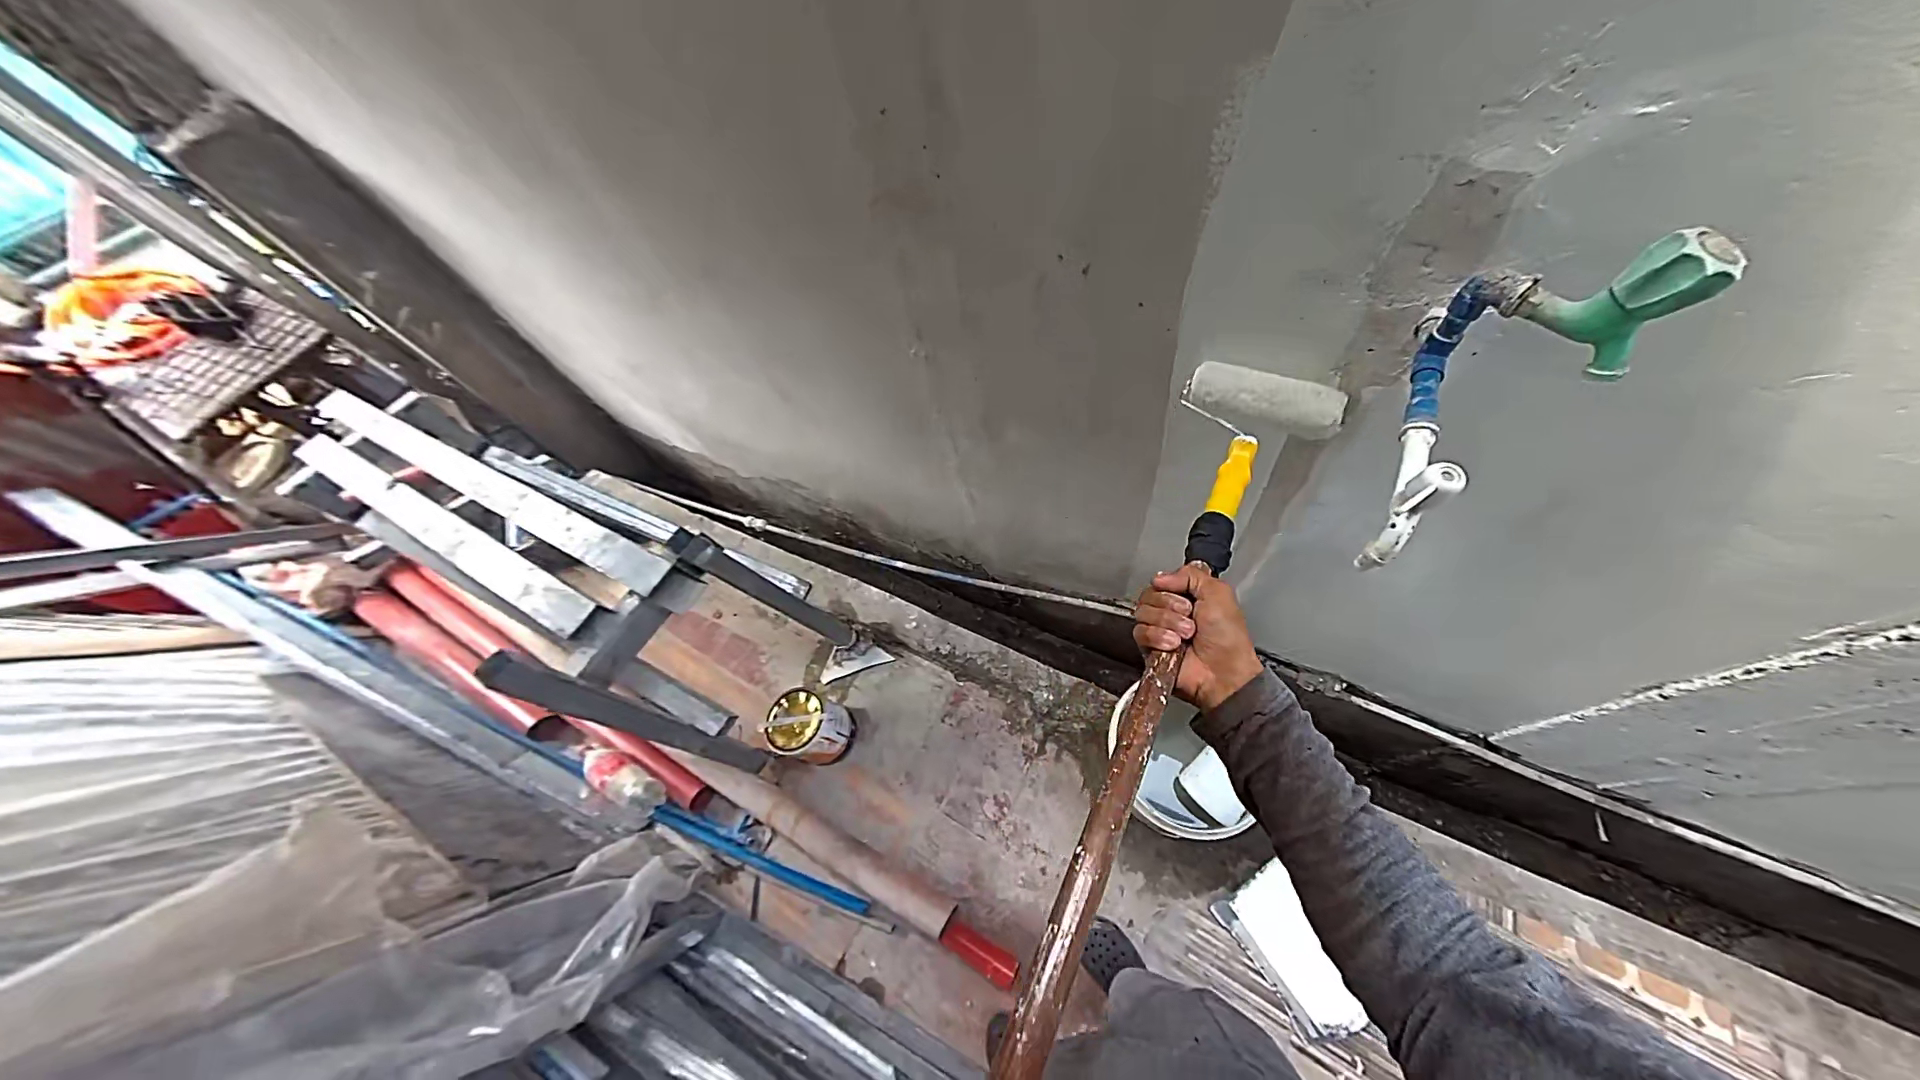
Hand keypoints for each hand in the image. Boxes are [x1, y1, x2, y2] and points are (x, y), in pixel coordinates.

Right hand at [1132, 565, 1264, 711]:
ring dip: (1168, 623)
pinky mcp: (1149, 648)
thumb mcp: (1218, 593)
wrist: (1223, 672)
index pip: (1161, 581)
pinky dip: (1158, 637)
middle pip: (1148, 595)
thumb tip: (1160, 577)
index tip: (1188, 600)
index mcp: (1186, 596)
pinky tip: (1173, 645)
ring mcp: (1158, 629)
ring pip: (1143, 613)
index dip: (1172, 588)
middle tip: (1191, 619)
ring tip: (1186, 635)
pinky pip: (1140, 632)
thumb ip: (1191, 574)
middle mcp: (1170, 611)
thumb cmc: (1228, 639)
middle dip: (1171, 607)